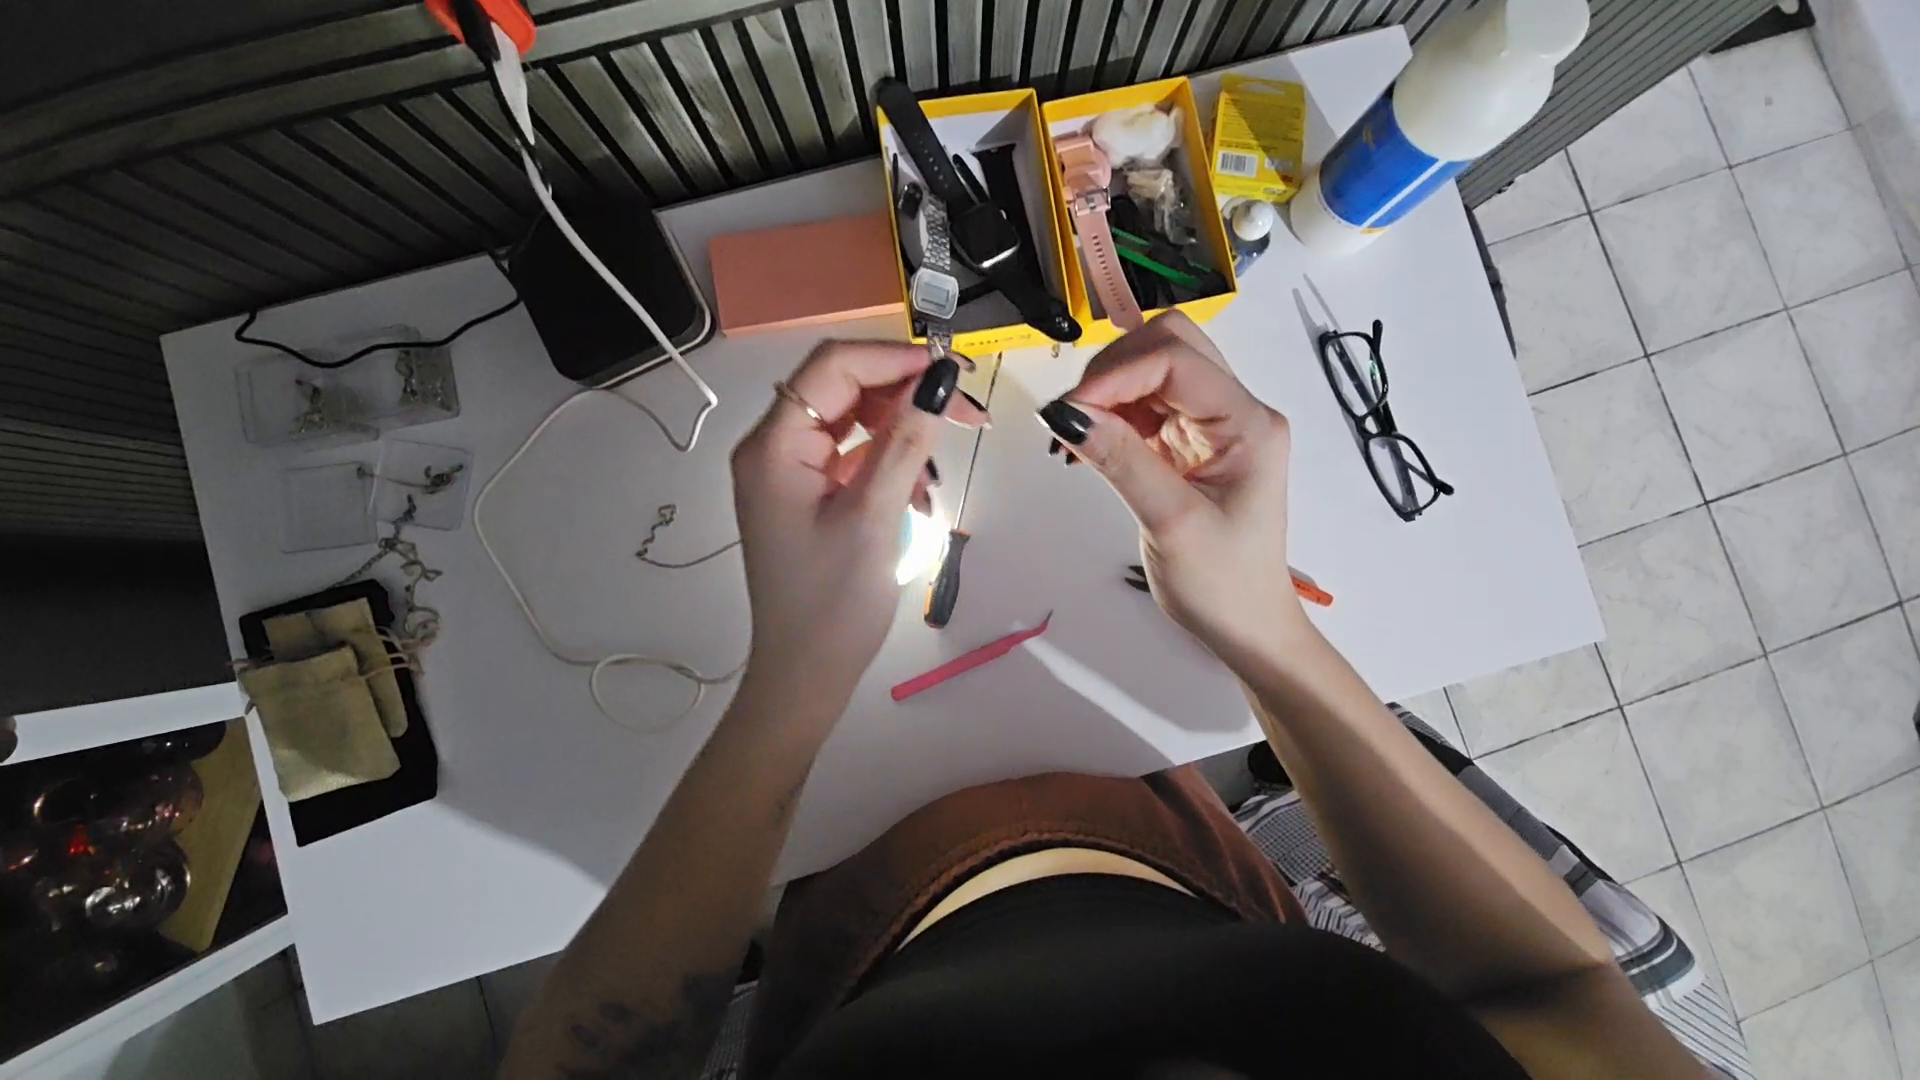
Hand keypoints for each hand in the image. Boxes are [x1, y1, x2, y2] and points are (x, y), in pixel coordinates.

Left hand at [731, 341, 986, 717]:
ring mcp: (791, 473)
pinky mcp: (809, 495)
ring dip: (903, 429)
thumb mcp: (874, 517)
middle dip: (906, 393)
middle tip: (969, 411)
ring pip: (854, 421)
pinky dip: (890, 461)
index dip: (893, 358)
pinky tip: (919, 488)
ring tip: (944, 459)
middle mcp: (775, 448)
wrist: (805, 675)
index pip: (832, 368)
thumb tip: (939, 380)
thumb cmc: (833, 605)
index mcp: (774, 446)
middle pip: (844, 389)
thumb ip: (906, 441)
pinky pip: (854, 456)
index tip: (952, 372)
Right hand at [1038, 312, 1300, 658]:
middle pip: (1170, 346)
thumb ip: (1120, 458)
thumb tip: (1065, 412)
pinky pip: (1149, 404)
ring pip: (1155, 369)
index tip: (1069, 409)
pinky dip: (1115, 414)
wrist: (1244, 623)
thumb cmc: (1221, 584)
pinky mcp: (1193, 442)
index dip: (1115, 374)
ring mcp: (1215, 425)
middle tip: (1075, 415)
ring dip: (1111, 391)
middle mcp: (1237, 411)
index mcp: (1248, 424)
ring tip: (1082, 436)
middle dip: (1113, 370)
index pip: (1176, 360)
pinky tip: (1096, 444)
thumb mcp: (1169, 521)